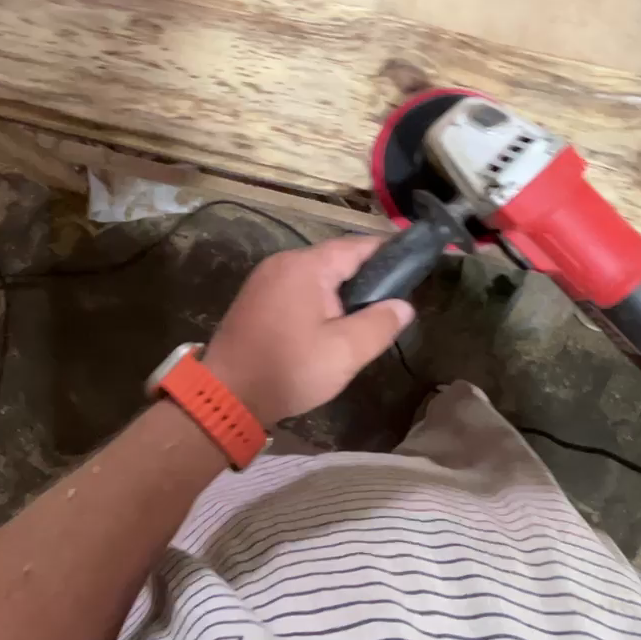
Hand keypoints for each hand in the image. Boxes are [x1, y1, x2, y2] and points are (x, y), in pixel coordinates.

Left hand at [203, 236, 414, 422]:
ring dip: (340, 289)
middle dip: (365, 275)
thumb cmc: (289, 369)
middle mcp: (283, 261)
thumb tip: (403, 305)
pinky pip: (296, 286)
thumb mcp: (345, 352)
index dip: (388, 252)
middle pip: (335, 258)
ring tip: (365, 314)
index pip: (357, 245)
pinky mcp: (255, 296)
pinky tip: (329, 322)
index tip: (414, 263)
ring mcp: (265, 277)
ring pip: (315, 274)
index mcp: (307, 266)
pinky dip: (317, 297)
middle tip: (392, 300)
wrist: (226, 394)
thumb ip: (379, 324)